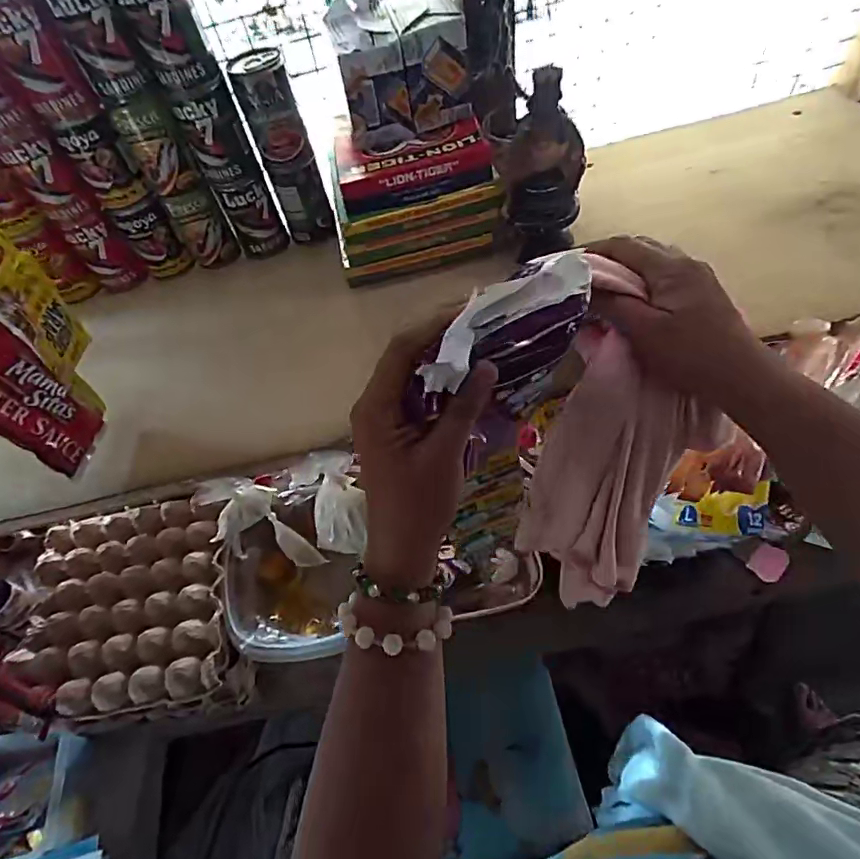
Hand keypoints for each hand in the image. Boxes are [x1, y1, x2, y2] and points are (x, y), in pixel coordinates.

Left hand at [350, 311, 495, 589]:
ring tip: (477, 341)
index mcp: (375, 408)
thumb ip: (464, 407)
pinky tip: (465, 378)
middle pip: (402, 357)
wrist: (401, 549)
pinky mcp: (392, 431)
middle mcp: (371, 406)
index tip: (468, 308)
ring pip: (409, 375)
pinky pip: (414, 396)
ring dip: (440, 359)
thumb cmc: (419, 505)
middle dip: (438, 337)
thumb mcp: (445, 454)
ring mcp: (380, 419)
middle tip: (478, 320)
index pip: (400, 350)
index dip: (432, 325)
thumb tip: (487, 365)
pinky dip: (438, 384)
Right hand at [587, 236, 771, 394]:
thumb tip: (586, 287)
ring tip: (604, 291)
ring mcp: (698, 277)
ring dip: (626, 271)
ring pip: (653, 262)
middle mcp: (685, 263)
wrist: (740, 376)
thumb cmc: (689, 354)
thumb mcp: (643, 330)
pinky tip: (633, 301)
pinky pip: (664, 277)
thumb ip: (613, 304)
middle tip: (583, 280)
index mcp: (670, 268)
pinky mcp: (703, 293)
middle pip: (639, 248)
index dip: (593, 252)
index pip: (623, 246)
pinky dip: (642, 282)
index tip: (569, 267)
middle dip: (608, 260)